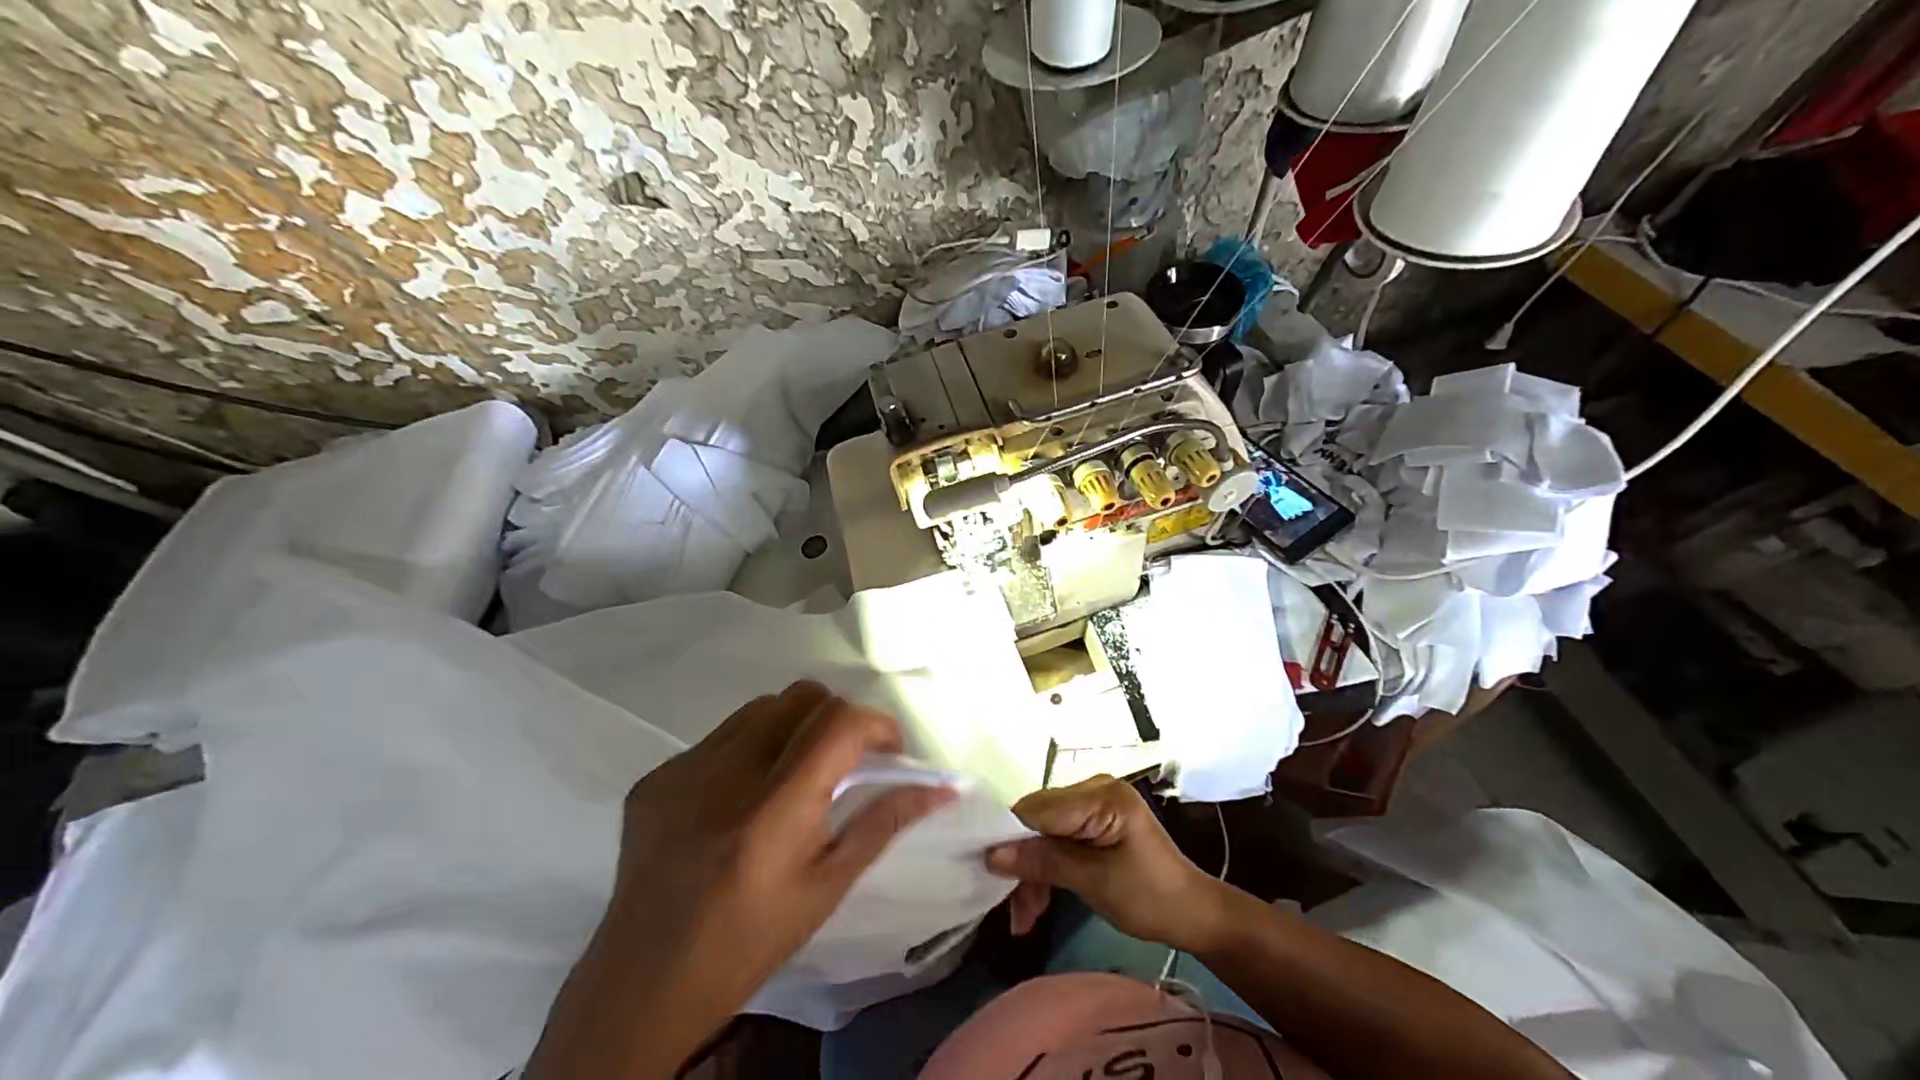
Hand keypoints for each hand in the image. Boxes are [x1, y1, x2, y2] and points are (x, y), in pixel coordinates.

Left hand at [527, 682, 951, 1078]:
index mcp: (773, 811)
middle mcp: (725, 775)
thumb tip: (939, 789)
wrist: (645, 981)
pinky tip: (743, 798)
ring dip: (794, 726)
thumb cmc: (749, 943)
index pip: (837, 723)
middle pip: (802, 697)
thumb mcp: (827, 889)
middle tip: (847, 759)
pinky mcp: (656, 777)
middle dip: (839, 717)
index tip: (889, 752)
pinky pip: (719, 737)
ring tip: (796, 773)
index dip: (876, 724)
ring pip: (761, 708)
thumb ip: (881, 825)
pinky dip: (749, 749)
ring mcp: (683, 770)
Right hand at [985, 775, 1230, 953]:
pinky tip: (1036, 904)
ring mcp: (1092, 804)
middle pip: (1036, 820)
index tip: (987, 872)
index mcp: (1102, 795)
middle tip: (1012, 910)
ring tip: (1024, 918)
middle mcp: (1093, 789)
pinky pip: (1054, 838)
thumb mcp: (1095, 883)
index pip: (1039, 809)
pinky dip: (1045, 869)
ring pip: (1041, 833)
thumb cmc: (1151, 898)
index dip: (1009, 837)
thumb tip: (992, 855)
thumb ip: (1045, 862)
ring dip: (1030, 873)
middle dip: (1020, 863)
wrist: (1191, 914)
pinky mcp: (1091, 821)